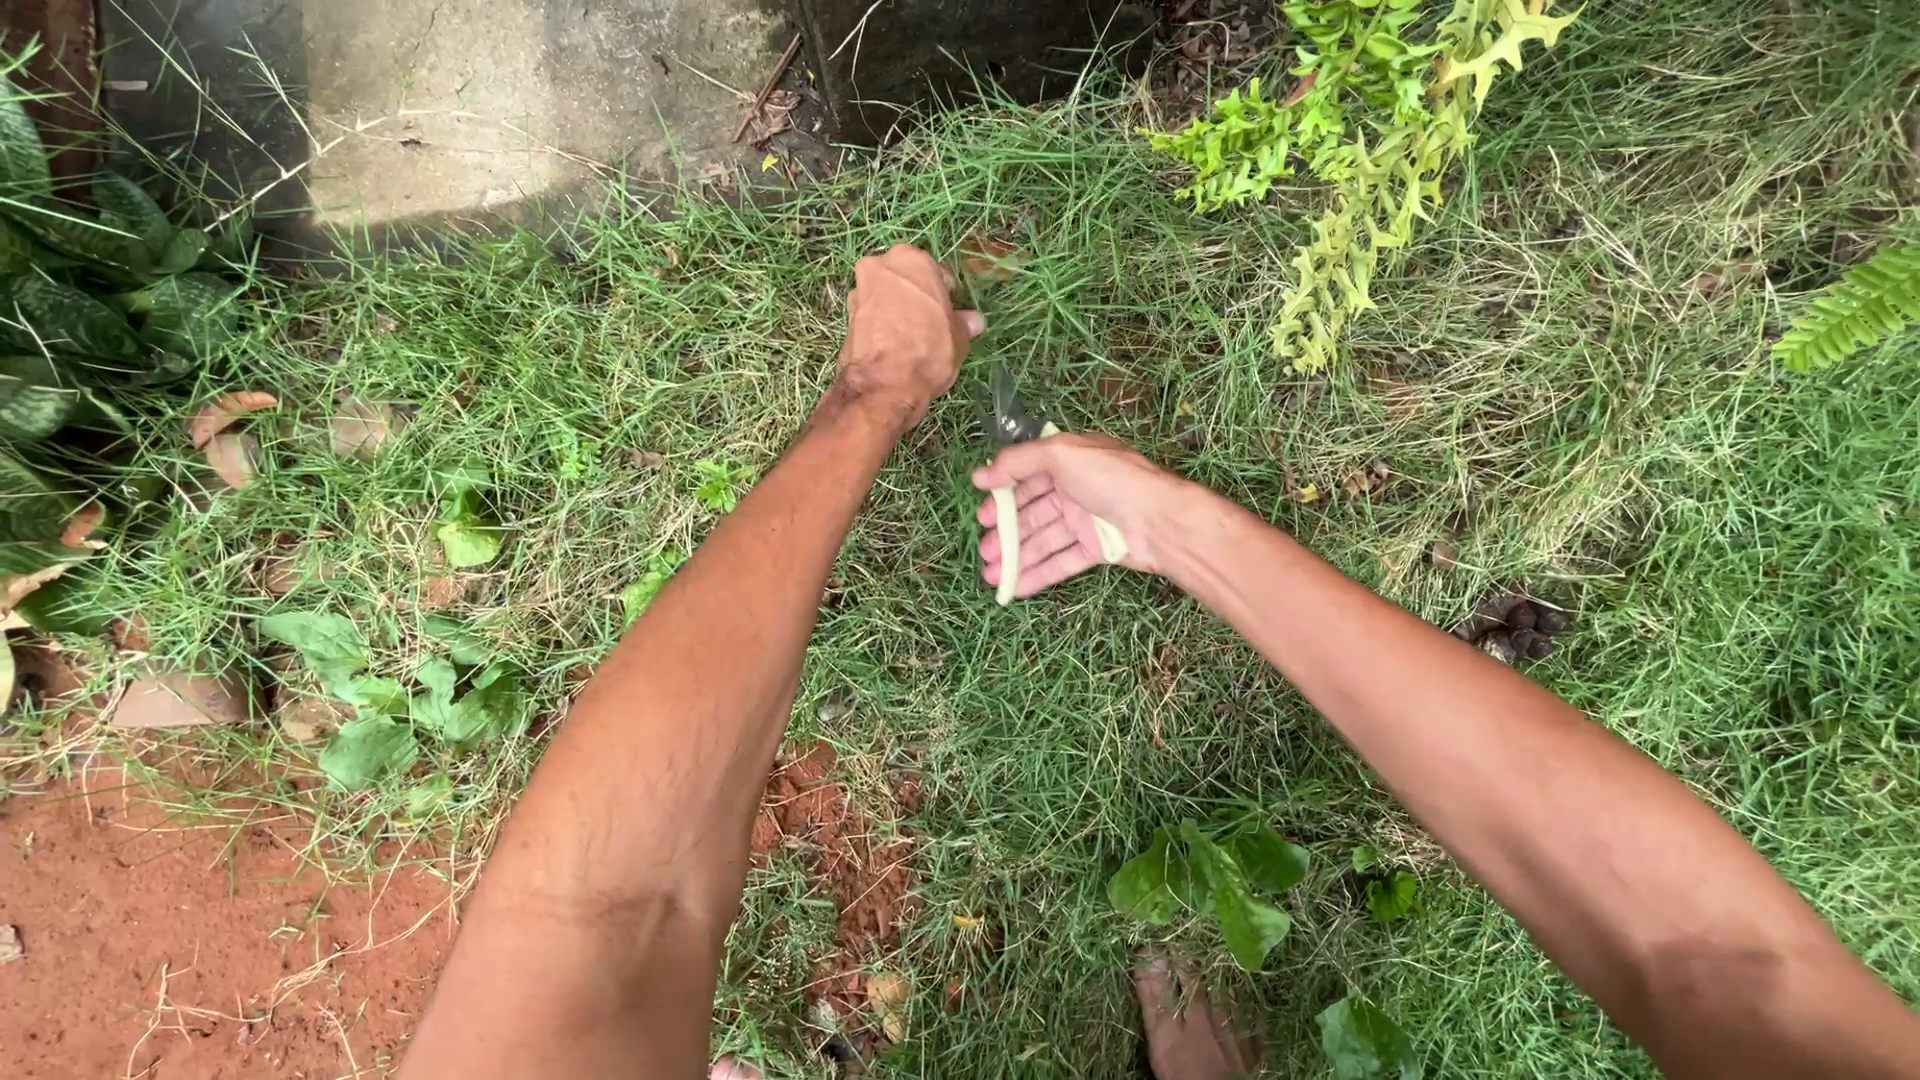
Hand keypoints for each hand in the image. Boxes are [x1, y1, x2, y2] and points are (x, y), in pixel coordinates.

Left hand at [836, 244, 984, 424]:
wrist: (884, 383)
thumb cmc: (929, 350)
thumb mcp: (958, 338)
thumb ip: (964, 324)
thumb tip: (974, 321)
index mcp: (913, 260)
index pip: (938, 274)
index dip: (946, 296)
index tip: (950, 315)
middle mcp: (881, 266)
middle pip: (906, 280)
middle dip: (917, 298)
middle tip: (930, 324)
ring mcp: (859, 290)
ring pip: (886, 296)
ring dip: (897, 310)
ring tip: (909, 338)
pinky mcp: (846, 316)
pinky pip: (871, 315)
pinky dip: (881, 325)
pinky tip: (892, 345)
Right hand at [971, 433, 1190, 596]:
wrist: (1160, 520)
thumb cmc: (1111, 479)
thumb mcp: (1061, 454)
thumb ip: (1018, 461)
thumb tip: (980, 476)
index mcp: (1068, 461)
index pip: (1027, 477)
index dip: (1002, 495)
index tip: (981, 515)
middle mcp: (1075, 489)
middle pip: (1032, 512)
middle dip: (1006, 532)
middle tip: (985, 551)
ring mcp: (1086, 521)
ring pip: (1044, 540)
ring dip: (1017, 557)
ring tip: (992, 576)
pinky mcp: (1096, 549)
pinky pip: (1062, 561)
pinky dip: (1039, 574)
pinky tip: (1016, 587)